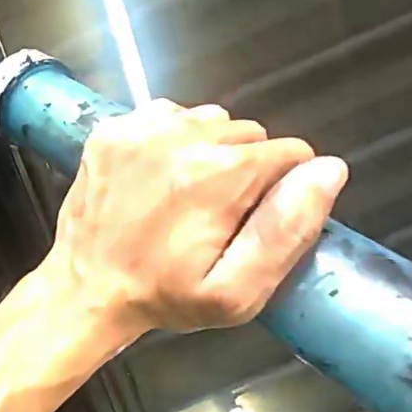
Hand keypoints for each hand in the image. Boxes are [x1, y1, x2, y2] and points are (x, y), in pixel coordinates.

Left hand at [40, 99, 346, 341]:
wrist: (84, 288)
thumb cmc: (162, 296)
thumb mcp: (236, 291)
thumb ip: (288, 230)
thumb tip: (327, 170)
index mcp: (220, 174)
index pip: (290, 154)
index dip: (281, 189)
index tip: (250, 219)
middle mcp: (181, 138)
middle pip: (248, 134)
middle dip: (245, 168)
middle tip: (215, 212)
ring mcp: (139, 130)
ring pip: (208, 120)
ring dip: (208, 148)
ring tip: (184, 193)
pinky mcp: (110, 131)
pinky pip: (164, 115)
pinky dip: (170, 137)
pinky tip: (156, 174)